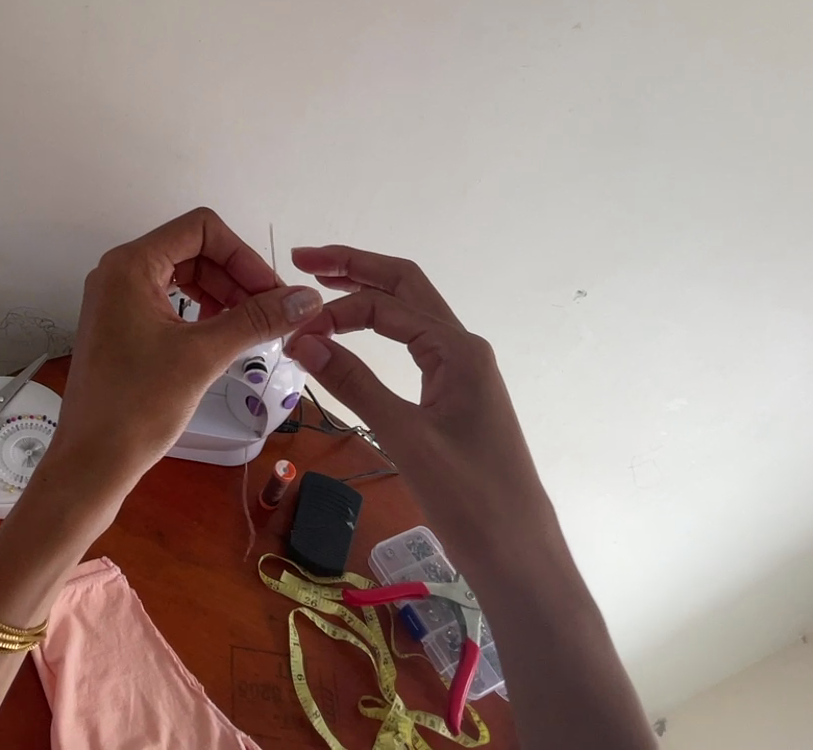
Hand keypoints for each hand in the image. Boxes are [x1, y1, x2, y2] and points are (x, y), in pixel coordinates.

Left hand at [41, 208, 324, 500]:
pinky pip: (171, 300)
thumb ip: (256, 319)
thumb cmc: (138, 406)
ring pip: (185, 275)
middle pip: (194, 249)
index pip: (200, 228)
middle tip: (271, 313)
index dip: (243, 255)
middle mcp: (120, 272)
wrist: (92, 460)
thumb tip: (306, 298)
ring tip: (254, 326)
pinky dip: (203, 311)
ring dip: (224, 294)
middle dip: (237, 276)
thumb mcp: (203, 355)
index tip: (272, 293)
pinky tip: (226, 334)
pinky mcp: (122, 323)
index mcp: (130, 265)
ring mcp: (118, 298)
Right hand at [284, 245, 556, 569]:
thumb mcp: (405, 436)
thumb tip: (301, 338)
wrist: (519, 555)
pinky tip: (355, 329)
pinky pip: (412, 341)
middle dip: (355, 267)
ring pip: (409, 311)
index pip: (385, 307)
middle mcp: (463, 347)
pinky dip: (378, 326)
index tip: (293, 332)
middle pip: (405, 285)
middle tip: (302, 257)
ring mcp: (462, 369)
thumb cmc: (468, 496)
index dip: (335, 311)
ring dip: (367, 291)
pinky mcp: (455, 392)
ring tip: (321, 281)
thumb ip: (353, 382)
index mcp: (458, 349)